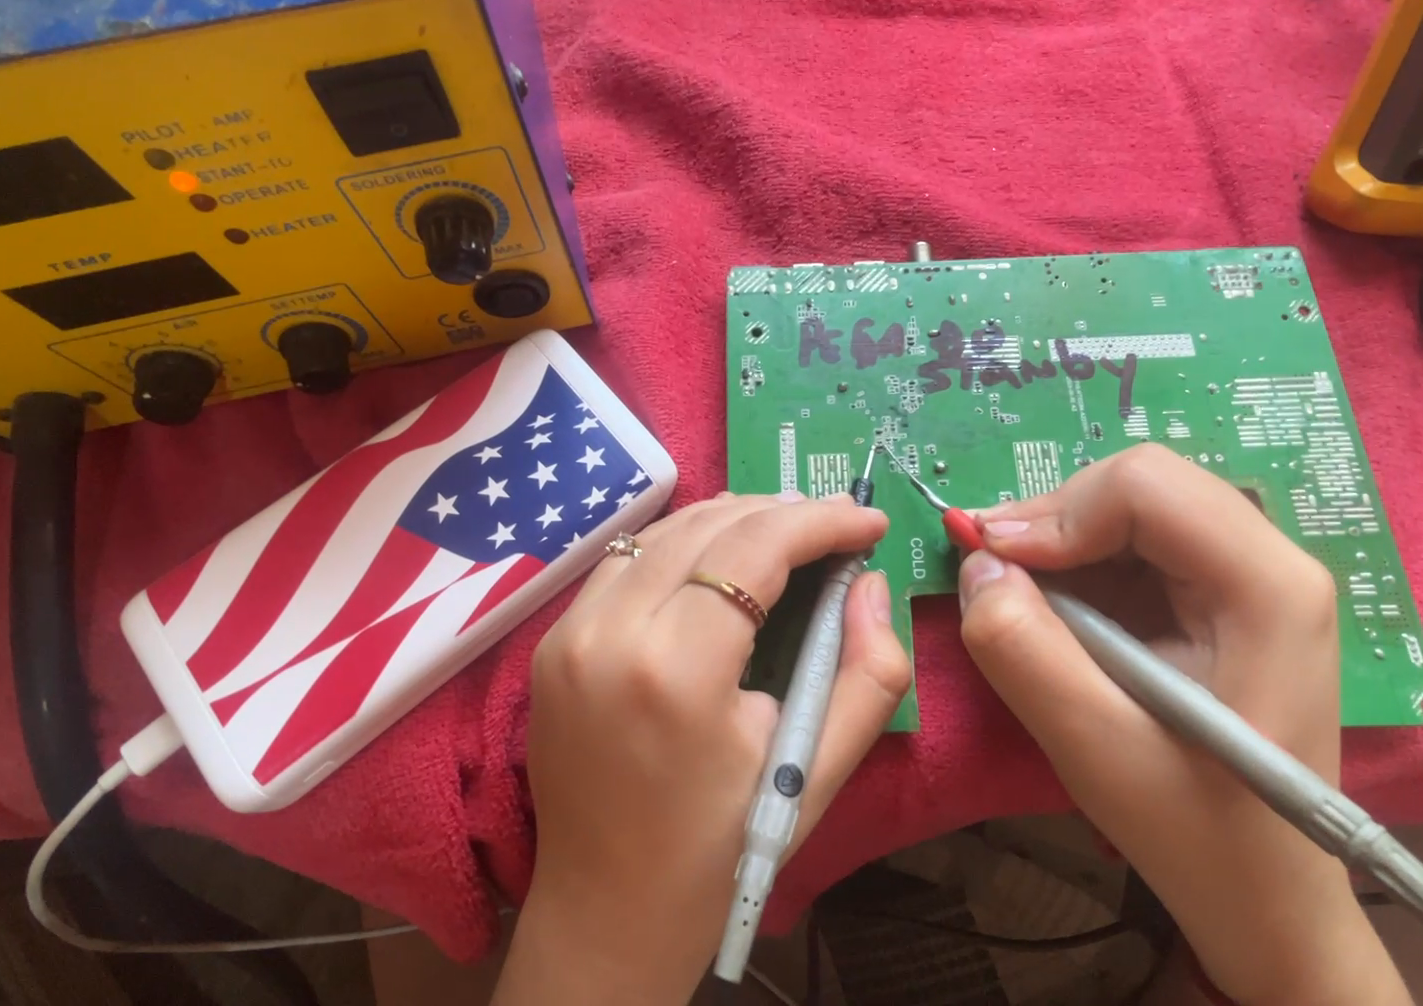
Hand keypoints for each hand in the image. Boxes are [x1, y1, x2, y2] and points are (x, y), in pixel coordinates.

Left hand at [494, 492, 911, 1005]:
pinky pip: (626, 560)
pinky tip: (722, 558)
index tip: (868, 521)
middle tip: (836, 525)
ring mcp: (568, 632)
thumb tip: (870, 582)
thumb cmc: (722, 849)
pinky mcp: (552, 640)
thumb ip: (868, 671)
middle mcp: (608, 632)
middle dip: (782, 512)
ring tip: (789, 532)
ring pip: (661, 531)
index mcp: (675, 671)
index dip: (820, 522)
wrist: (607, 909)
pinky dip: (683, 544)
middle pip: (707, 526)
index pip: (754, 550)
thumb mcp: (814, 769)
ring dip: (732, 520)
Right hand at [956, 445, 1409, 1005]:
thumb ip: (1024, 651)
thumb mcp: (1093, 748)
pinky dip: (1074, 566)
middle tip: (987, 572)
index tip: (992, 564)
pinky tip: (1052, 614)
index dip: (1056, 512)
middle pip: (1138, 487)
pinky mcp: (1217, 596)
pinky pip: (1131, 545)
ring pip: (1128, 509)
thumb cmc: (1195, 831)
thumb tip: (975, 567)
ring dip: (1056, 544)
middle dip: (1050, 522)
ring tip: (1010, 595)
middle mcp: (1270, 559)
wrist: (1263, 894)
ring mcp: (1247, 574)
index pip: (1146, 486)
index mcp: (1267, 588)